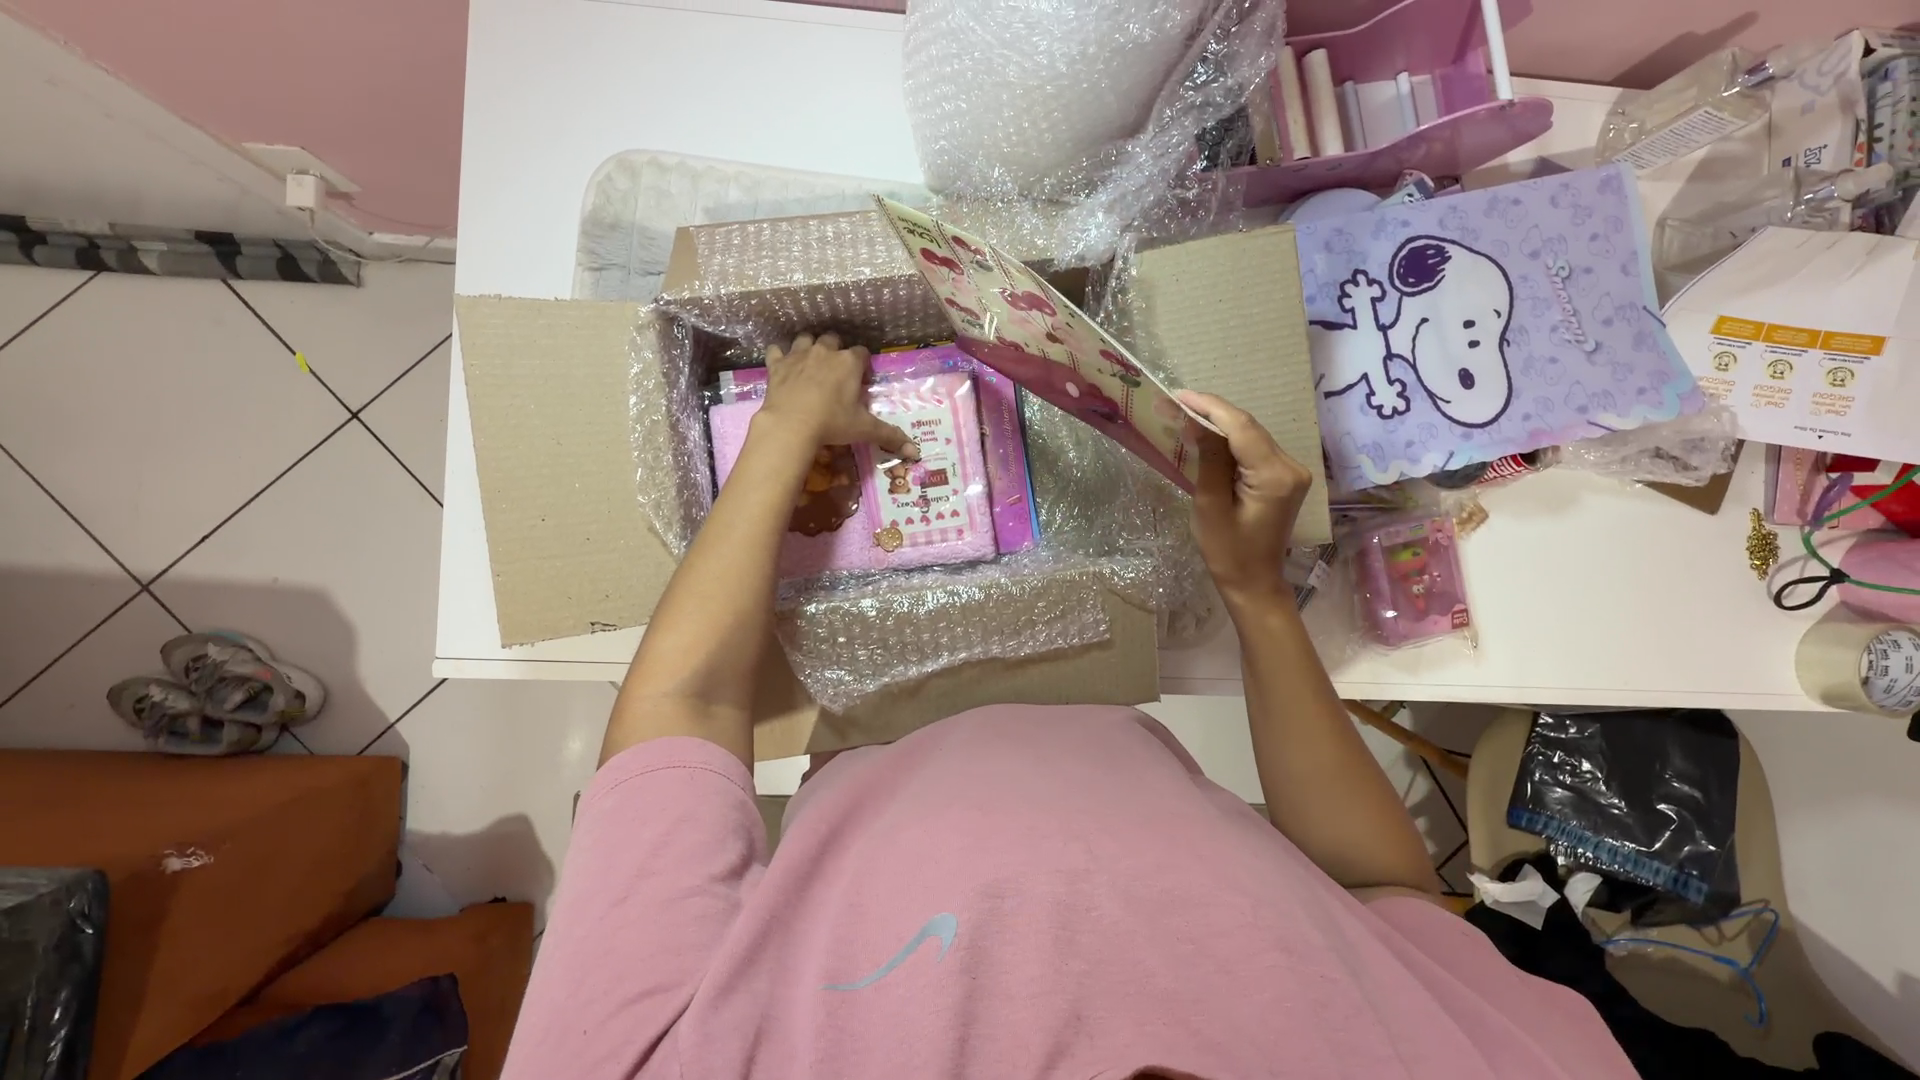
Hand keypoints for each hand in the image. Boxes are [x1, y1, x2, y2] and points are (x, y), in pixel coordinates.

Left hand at [757, 333, 918, 459]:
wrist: (792, 424)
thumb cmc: (832, 423)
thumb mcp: (864, 429)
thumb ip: (889, 435)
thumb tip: (915, 452)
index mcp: (849, 362)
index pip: (862, 354)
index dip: (862, 365)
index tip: (860, 380)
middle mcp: (825, 351)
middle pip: (833, 339)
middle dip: (835, 350)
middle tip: (835, 372)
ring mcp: (799, 355)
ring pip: (805, 339)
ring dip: (808, 347)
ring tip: (809, 363)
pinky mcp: (777, 364)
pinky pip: (776, 350)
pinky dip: (778, 355)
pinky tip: (781, 364)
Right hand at [1179, 390, 1312, 608]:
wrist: (1254, 582)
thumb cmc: (1227, 552)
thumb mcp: (1210, 506)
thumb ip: (1208, 459)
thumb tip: (1196, 422)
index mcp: (1275, 476)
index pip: (1241, 427)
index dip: (1210, 407)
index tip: (1180, 396)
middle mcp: (1291, 467)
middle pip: (1249, 427)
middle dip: (1213, 412)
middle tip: (1177, 403)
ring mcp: (1292, 472)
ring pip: (1252, 435)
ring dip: (1221, 424)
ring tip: (1187, 414)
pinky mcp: (1285, 478)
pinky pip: (1255, 449)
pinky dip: (1231, 440)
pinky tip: (1208, 435)